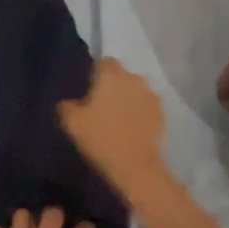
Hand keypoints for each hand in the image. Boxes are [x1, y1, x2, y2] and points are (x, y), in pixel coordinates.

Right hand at [58, 58, 167, 194]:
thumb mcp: (71, 122)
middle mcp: (134, 78)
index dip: (95, 74)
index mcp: (111, 75)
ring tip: (118, 117)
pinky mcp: (161, 112)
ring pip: (135, 90)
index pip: (103, 62)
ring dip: (128, 98)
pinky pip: (146, 105)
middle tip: (101, 104)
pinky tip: (132, 127)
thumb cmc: (100, 138)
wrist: (135, 165)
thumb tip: (68, 102)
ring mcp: (151, 95)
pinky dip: (140, 111)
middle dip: (113, 85)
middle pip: (121, 75)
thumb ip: (66, 105)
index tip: (89, 90)